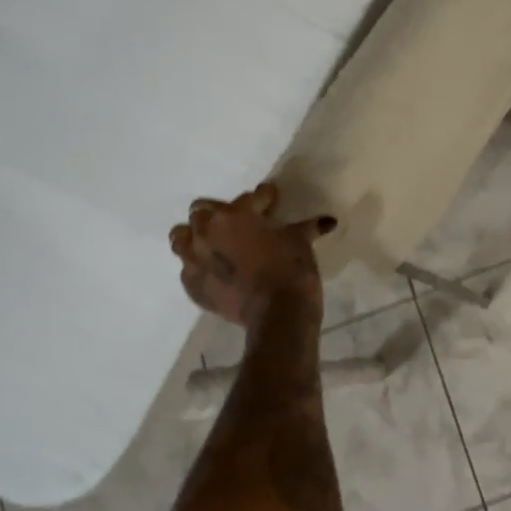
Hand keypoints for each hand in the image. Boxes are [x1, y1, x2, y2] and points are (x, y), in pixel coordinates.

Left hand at [168, 182, 336, 326]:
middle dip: (220, 213)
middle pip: (201, 211)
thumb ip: (308, 227)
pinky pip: (188, 268)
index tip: (271, 198)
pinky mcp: (191, 284)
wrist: (277, 312)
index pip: (250, 197)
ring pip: (182, 237)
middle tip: (240, 223)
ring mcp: (194, 259)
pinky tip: (218, 272)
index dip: (264, 197)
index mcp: (235, 215)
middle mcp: (206, 231)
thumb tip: (329, 220)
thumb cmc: (291, 269)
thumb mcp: (301, 243)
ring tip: (215, 244)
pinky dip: (201, 266)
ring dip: (196, 237)